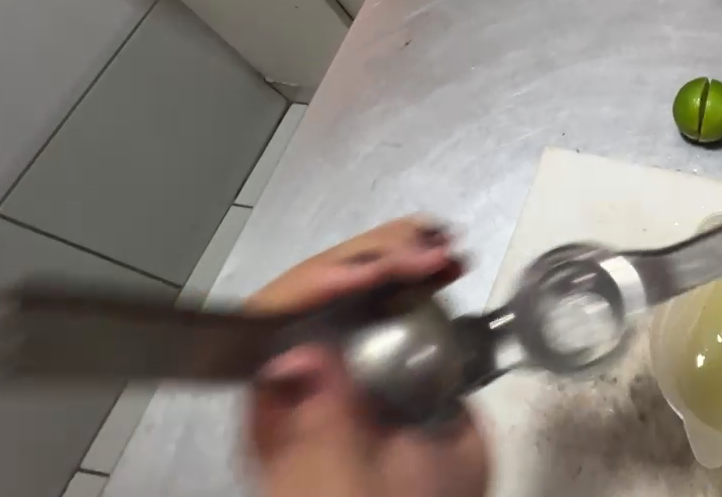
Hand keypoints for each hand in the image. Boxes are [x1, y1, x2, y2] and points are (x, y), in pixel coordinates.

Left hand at [245, 219, 488, 496]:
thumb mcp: (347, 484)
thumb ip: (321, 425)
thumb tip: (292, 359)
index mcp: (280, 402)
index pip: (272, 320)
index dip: (316, 284)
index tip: (374, 272)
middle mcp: (312, 364)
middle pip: (323, 285)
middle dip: (374, 257)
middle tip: (426, 255)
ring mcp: (359, 346)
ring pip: (362, 274)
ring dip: (402, 248)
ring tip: (443, 249)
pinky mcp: (402, 338)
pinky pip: (403, 285)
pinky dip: (426, 260)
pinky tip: (449, 256)